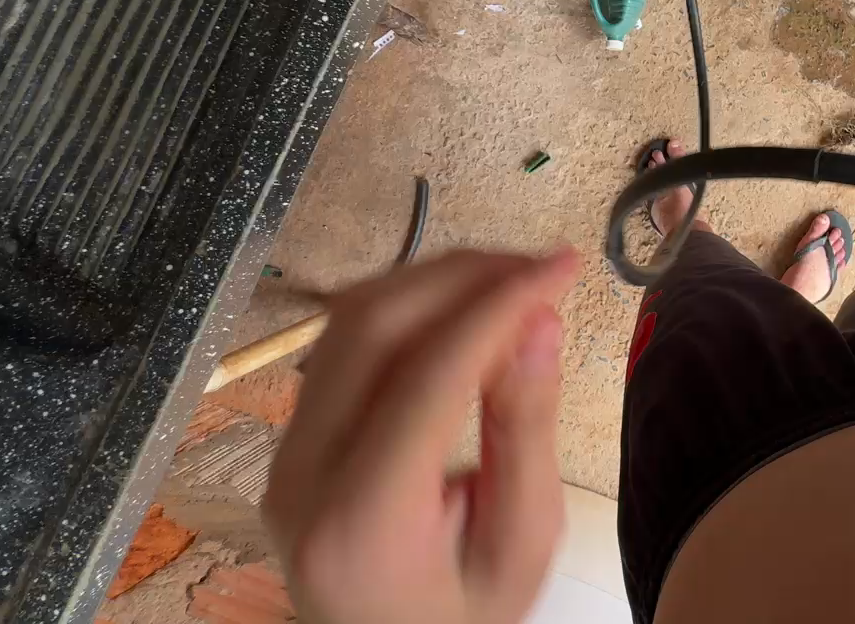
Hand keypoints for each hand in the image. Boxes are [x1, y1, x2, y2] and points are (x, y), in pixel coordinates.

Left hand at [264, 249, 579, 623]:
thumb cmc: (469, 611)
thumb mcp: (524, 541)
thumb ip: (526, 430)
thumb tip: (541, 323)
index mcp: (364, 519)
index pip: (433, 373)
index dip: (504, 303)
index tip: (566, 265)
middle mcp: (302, 477)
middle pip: (376, 328)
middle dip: (469, 274)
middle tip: (543, 265)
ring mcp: (288, 451)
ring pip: (353, 317)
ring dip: (440, 277)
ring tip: (515, 277)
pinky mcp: (297, 433)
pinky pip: (348, 336)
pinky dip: (416, 299)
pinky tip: (471, 302)